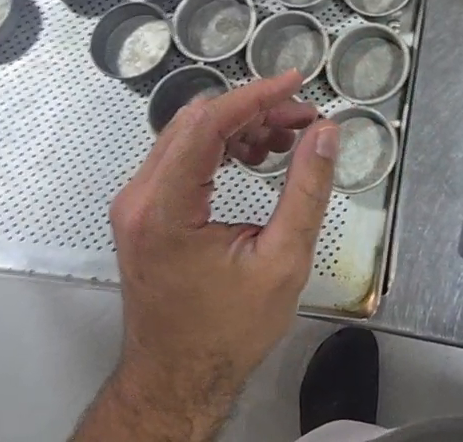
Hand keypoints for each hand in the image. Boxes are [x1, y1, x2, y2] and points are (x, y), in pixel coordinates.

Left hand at [76, 70, 337, 441]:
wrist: (178, 379)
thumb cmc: (229, 330)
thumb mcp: (282, 260)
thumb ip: (306, 189)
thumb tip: (326, 132)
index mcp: (164, 210)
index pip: (208, 124)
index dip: (256, 96)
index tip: (297, 82)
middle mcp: (139, 197)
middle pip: (197, 121)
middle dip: (256, 110)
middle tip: (304, 121)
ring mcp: (137, 204)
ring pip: (190, 133)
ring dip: (242, 126)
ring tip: (288, 139)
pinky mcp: (145, 211)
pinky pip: (183, 155)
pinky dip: (224, 146)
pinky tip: (258, 156)